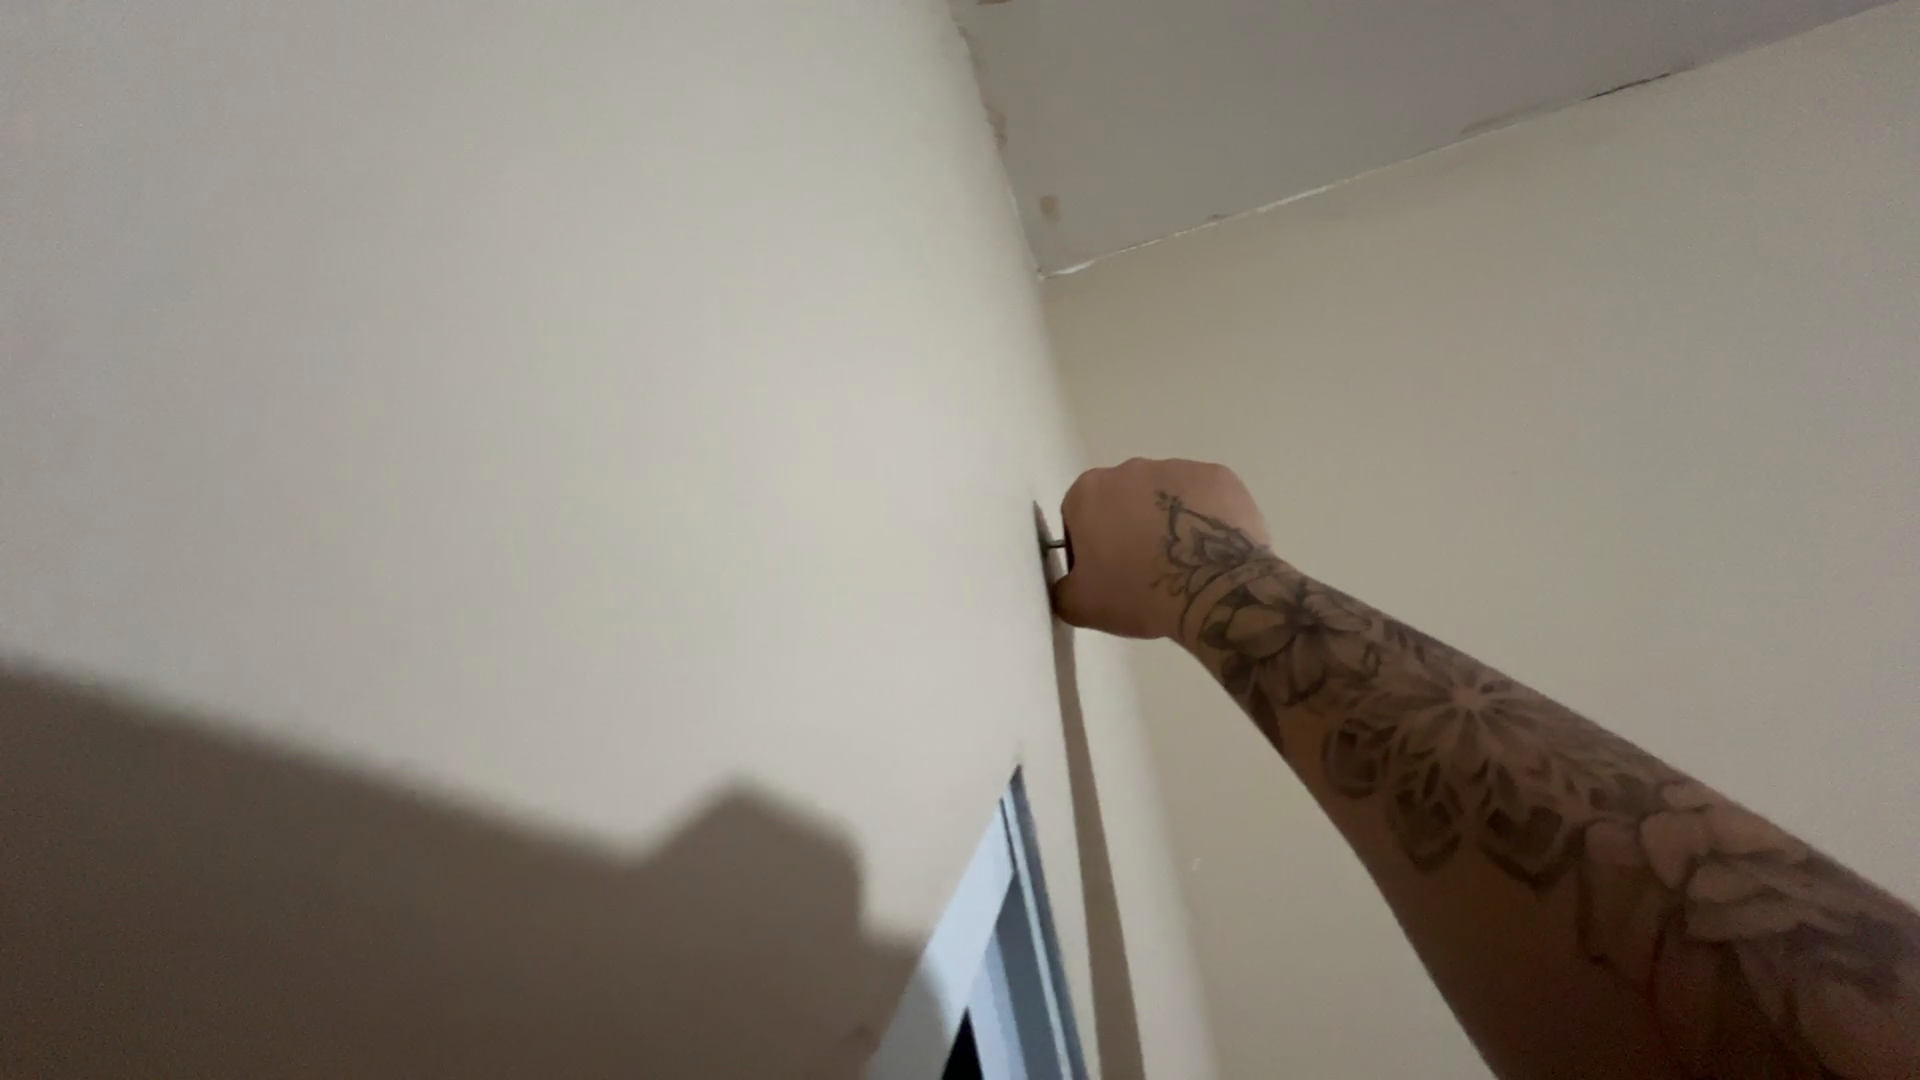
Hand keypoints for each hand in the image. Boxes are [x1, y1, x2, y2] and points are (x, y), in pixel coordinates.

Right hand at [1051, 458, 1270, 639]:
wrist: (1213, 590)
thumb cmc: (1136, 593)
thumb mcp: (1079, 605)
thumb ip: (1061, 589)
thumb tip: (1067, 585)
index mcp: (1089, 492)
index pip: (1078, 518)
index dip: (1088, 549)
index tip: (1105, 575)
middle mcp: (1130, 469)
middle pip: (1122, 501)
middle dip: (1128, 529)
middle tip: (1144, 570)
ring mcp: (1178, 468)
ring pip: (1164, 497)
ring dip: (1167, 522)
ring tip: (1183, 563)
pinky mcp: (1219, 476)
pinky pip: (1203, 498)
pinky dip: (1205, 519)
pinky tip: (1211, 551)